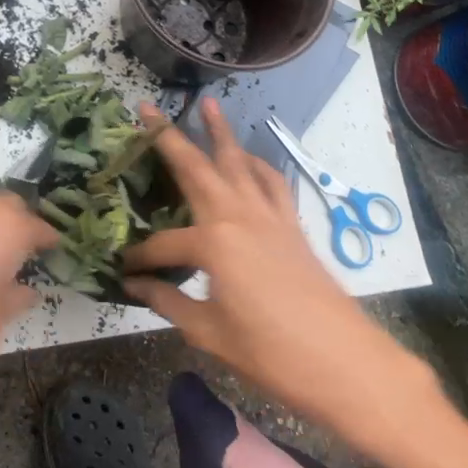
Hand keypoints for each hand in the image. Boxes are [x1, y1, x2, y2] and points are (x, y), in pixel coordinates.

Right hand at [123, 100, 444, 452]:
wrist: (344, 362)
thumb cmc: (270, 353)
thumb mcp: (208, 332)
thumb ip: (168, 302)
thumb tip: (135, 285)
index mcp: (213, 243)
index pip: (162, 244)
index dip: (140, 259)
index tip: (123, 271)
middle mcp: (239, 216)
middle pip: (199, 169)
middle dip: (169, 138)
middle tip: (147, 107)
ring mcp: (270, 218)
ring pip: (240, 163)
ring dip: (221, 134)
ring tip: (208, 105)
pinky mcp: (292, 226)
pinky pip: (272, 183)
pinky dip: (257, 165)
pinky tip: (248, 159)